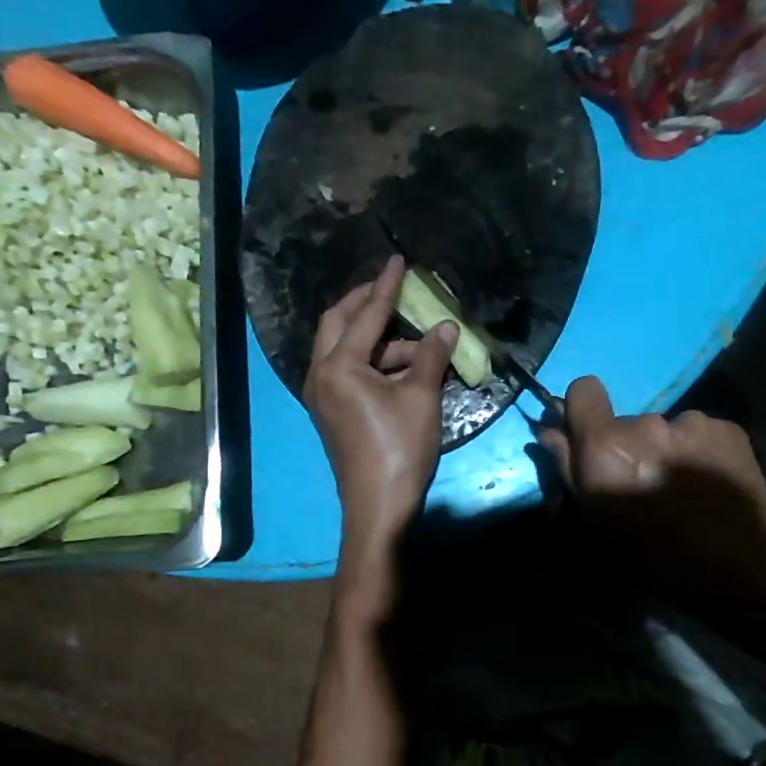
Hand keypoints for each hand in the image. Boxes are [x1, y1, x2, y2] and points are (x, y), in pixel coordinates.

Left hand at [305, 256, 457, 557]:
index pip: (366, 315)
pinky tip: (405, 371)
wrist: (378, 506)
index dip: (386, 286)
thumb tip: (446, 326)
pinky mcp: (329, 411)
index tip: (397, 260)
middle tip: (392, 291)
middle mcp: (319, 375)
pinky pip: (346, 372)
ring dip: (378, 342)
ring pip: (344, 350)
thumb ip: (430, 355)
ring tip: (420, 349)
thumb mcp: (421, 397)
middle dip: (365, 304)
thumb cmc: (400, 448)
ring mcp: (320, 395)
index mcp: (338, 366)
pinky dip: (372, 364)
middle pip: (337, 324)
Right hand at [540, 377, 765, 656]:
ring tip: (683, 487)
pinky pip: (698, 432)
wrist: (736, 564)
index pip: (583, 388)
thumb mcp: (593, 518)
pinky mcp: (725, 428)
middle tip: (643, 482)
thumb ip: (567, 467)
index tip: (589, 432)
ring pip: (664, 429)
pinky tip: (709, 481)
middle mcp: (644, 424)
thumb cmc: (651, 552)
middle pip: (626, 421)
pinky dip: (699, 450)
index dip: (584, 407)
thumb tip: (549, 431)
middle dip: (629, 444)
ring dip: (665, 449)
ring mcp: (689, 422)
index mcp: (604, 446)